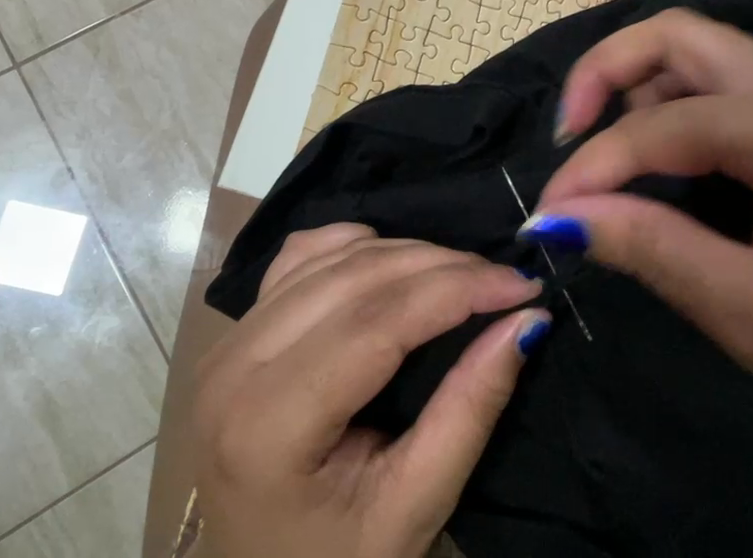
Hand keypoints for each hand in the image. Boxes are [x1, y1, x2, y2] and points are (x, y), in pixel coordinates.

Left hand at [193, 224, 549, 557]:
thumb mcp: (415, 505)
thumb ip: (468, 409)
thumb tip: (525, 321)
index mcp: (267, 424)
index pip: (375, 322)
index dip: (456, 289)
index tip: (522, 284)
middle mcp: (234, 366)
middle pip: (353, 278)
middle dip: (442, 265)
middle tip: (506, 280)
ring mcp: (227, 343)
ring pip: (329, 257)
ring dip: (406, 253)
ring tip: (466, 277)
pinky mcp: (234, 333)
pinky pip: (300, 258)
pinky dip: (355, 247)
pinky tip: (395, 265)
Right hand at [536, 10, 752, 480]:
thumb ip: (654, 249)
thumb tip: (560, 216)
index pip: (658, 123)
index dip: (590, 168)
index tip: (544, 224)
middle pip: (683, 38)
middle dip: (608, 74)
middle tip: (569, 139)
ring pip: (711, 64)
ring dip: (648, 97)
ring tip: (617, 169)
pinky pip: (742, 102)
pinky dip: (689, 122)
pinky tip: (678, 180)